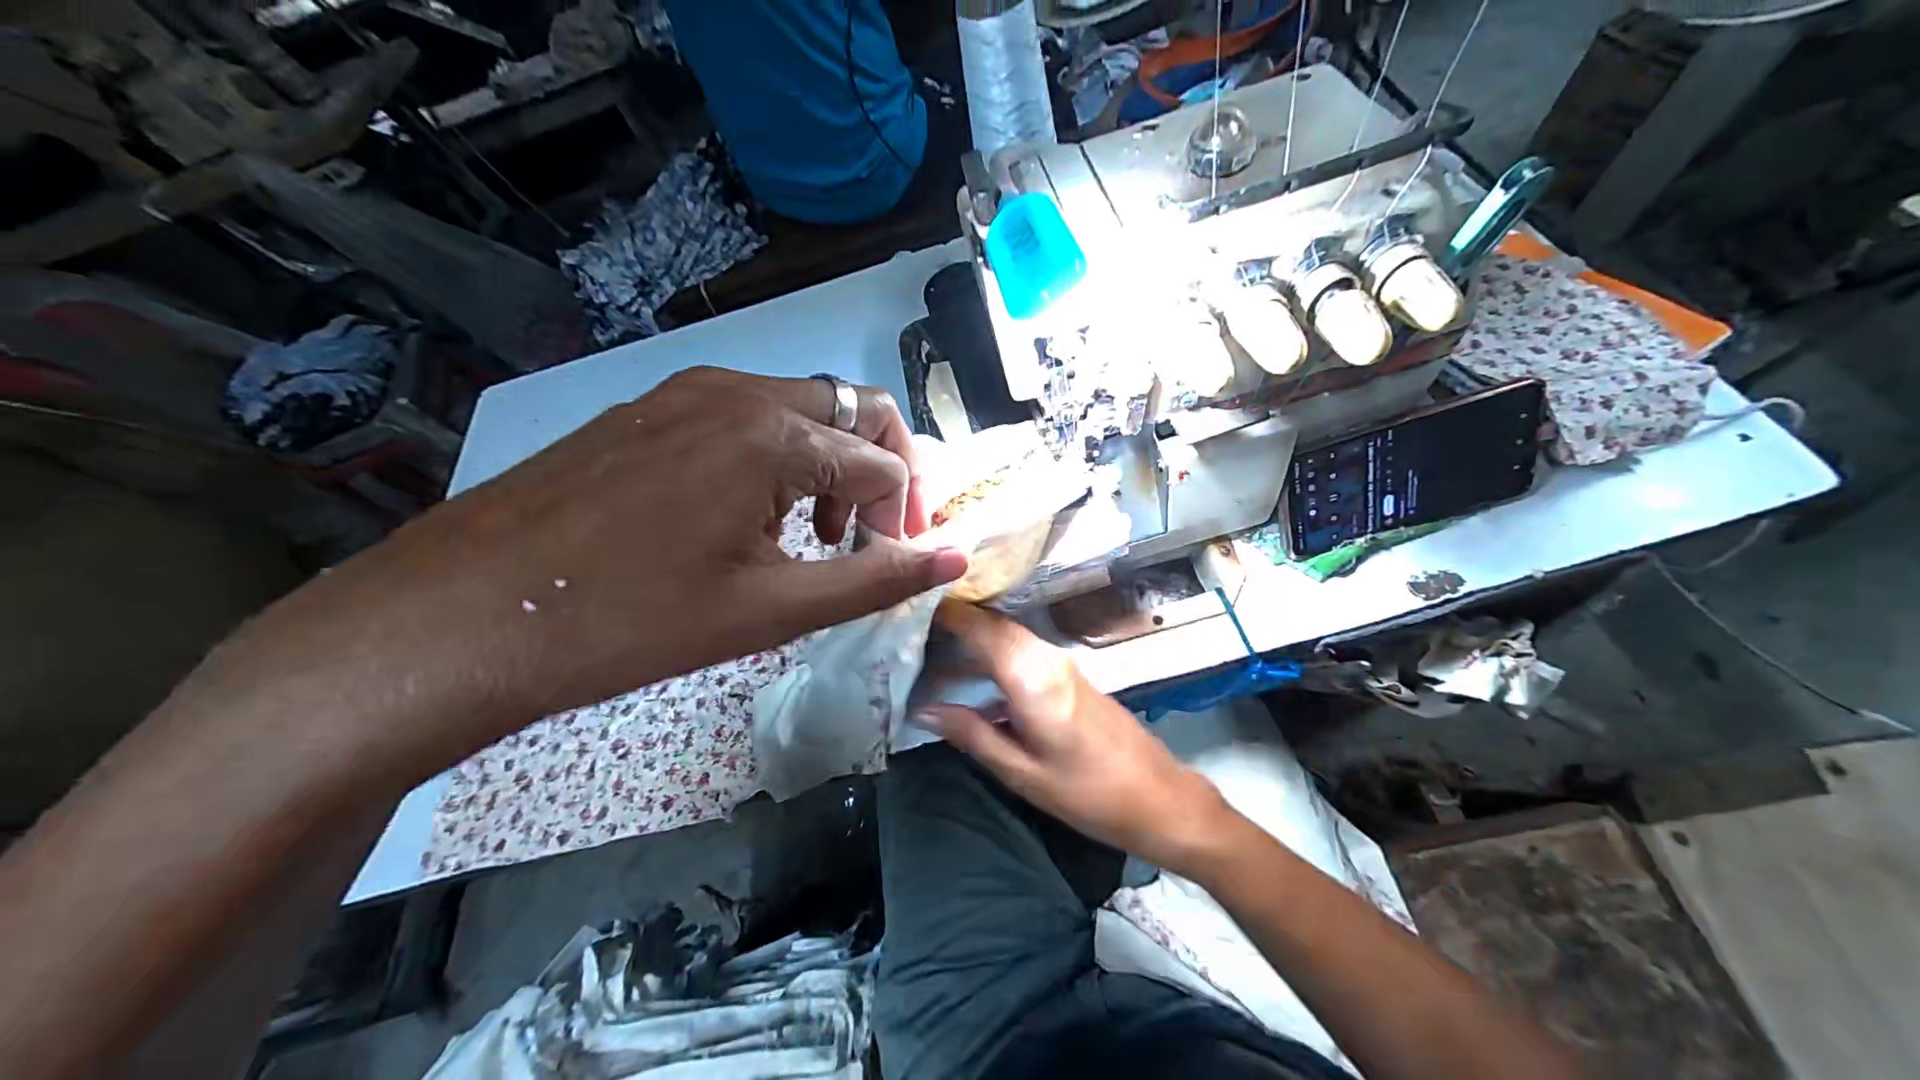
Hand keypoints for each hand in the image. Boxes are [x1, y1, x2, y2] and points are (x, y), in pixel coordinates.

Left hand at [197, 367, 966, 785]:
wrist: (466, 616)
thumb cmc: (635, 621)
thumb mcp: (772, 610)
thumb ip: (874, 579)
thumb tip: (954, 559)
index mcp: (774, 433)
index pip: (885, 461)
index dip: (904, 516)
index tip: (890, 565)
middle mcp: (735, 391)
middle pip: (850, 411)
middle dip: (876, 474)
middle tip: (862, 543)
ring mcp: (682, 394)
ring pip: (795, 411)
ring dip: (826, 465)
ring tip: (806, 538)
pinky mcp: (644, 412)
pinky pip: (739, 417)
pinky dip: (772, 458)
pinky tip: (741, 519)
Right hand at [917, 601, 1240, 875]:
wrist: (1160, 799)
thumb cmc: (1089, 794)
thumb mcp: (1022, 773)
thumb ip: (972, 735)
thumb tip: (923, 709)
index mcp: (1034, 679)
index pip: (982, 628)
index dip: (946, 614)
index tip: (909, 610)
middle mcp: (1049, 658)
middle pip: (994, 624)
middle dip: (954, 620)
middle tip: (911, 630)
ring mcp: (1064, 663)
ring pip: (1009, 634)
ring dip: (973, 634)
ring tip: (931, 648)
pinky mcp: (1071, 674)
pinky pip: (1023, 648)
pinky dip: (994, 649)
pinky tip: (972, 670)